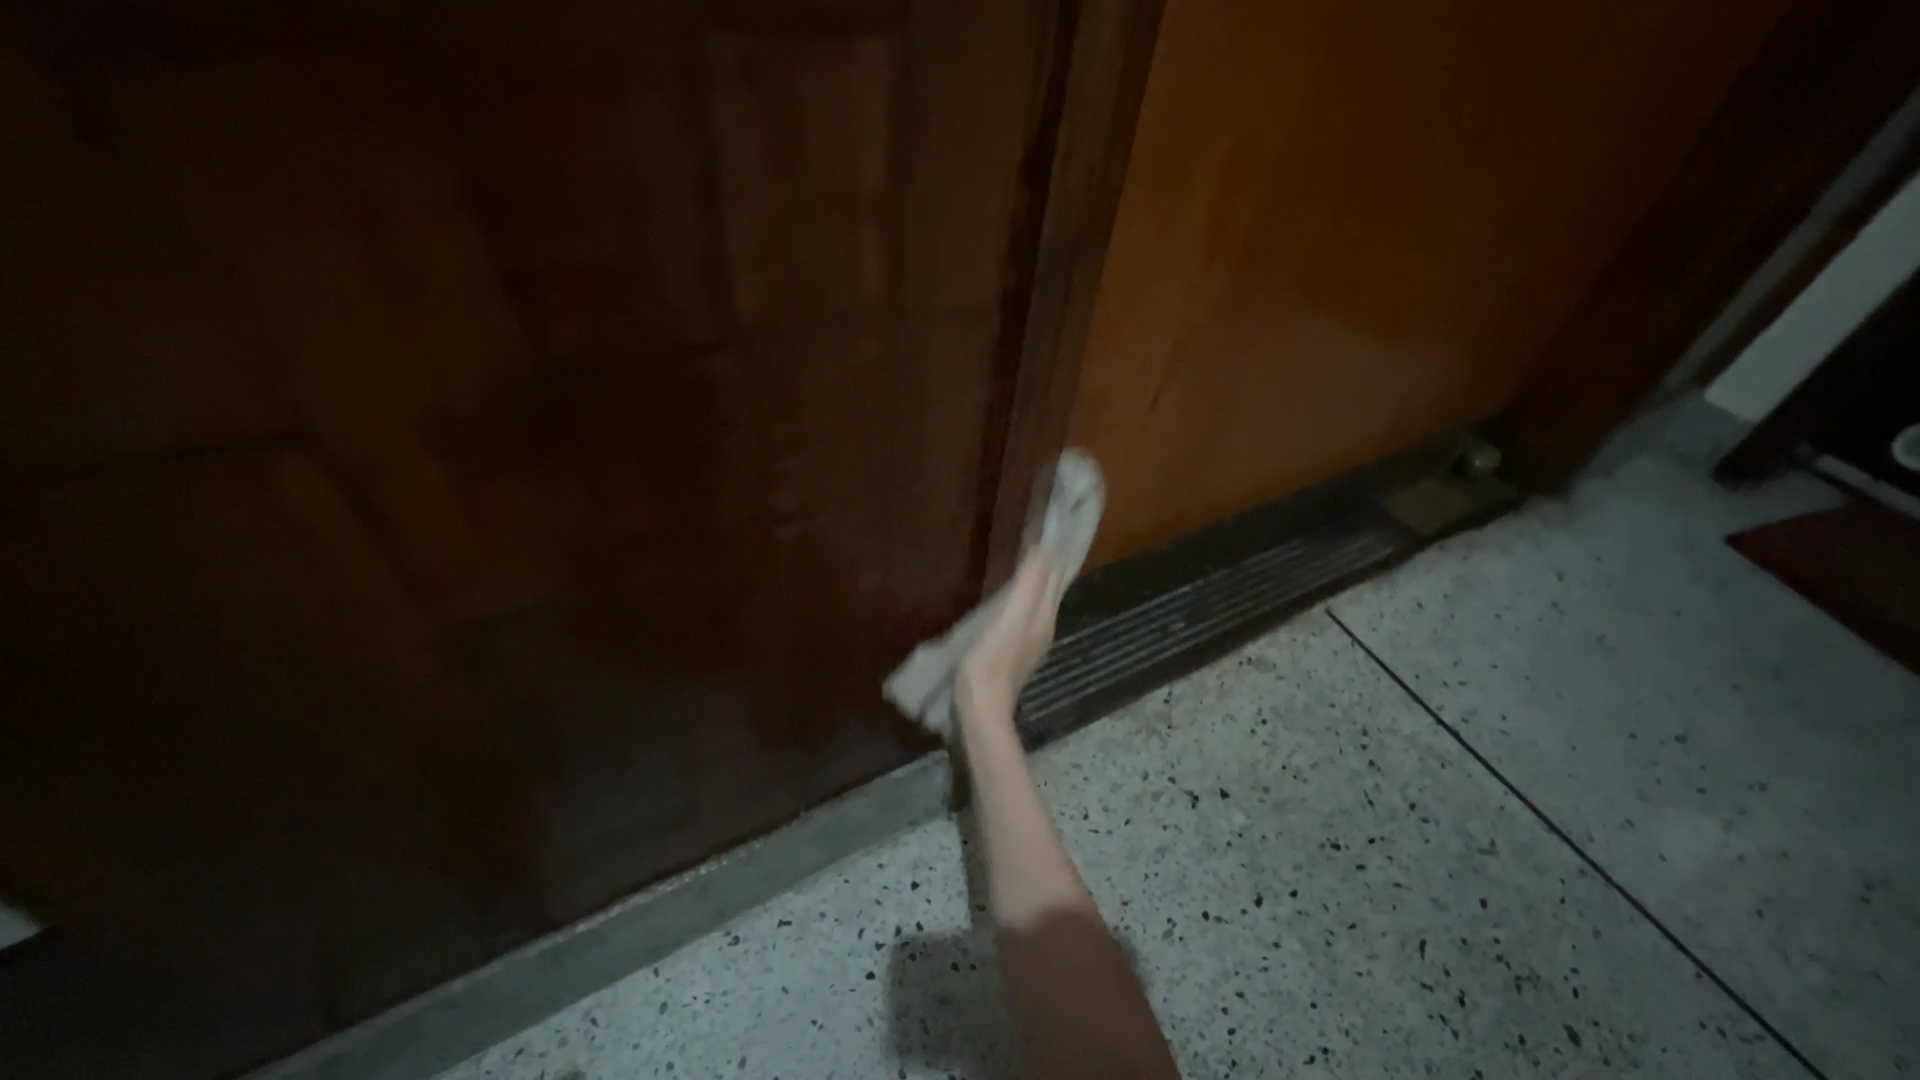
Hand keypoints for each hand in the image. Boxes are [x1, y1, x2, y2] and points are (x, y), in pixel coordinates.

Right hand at [959, 548, 1067, 723]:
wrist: (982, 708)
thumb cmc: (992, 661)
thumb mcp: (1011, 617)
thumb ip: (1029, 584)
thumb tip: (1045, 547)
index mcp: (1045, 615)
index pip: (1055, 573)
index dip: (1052, 550)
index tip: (1047, 524)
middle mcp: (1044, 626)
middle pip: (1051, 587)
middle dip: (1047, 562)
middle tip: (1036, 533)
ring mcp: (1031, 641)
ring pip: (1040, 600)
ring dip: (1036, 578)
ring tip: (1024, 556)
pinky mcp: (1014, 651)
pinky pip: (1025, 613)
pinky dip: (1024, 595)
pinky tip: (1010, 594)